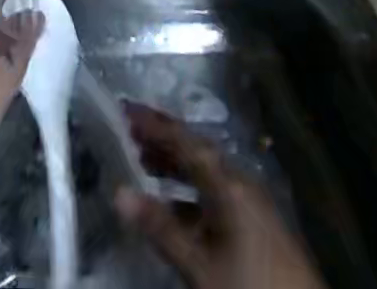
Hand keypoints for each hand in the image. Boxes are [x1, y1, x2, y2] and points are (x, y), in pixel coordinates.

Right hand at [117, 103, 327, 288]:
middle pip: (197, 151)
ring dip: (174, 164)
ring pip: (206, 173)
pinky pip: (214, 194)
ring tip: (141, 161)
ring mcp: (252, 207)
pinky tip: (170, 206)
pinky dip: (188, 191)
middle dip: (162, 139)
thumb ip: (160, 228)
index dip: (153, 124)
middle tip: (127, 129)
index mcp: (230, 185)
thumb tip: (119, 192)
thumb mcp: (200, 268)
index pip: (185, 142)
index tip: (123, 108)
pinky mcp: (257, 229)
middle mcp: (242, 185)